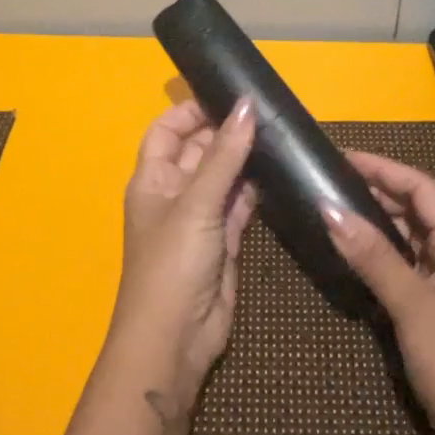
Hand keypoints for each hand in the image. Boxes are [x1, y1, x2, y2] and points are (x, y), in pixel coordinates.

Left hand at [109, 97, 258, 408]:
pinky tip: (282, 171)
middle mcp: (175, 193)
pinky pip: (241, 204)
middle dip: (227, 131)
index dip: (191, 110)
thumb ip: (225, 155)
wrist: (175, 340)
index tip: (228, 93)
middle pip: (200, 150)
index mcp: (153, 179)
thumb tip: (246, 105)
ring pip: (224, 176)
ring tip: (282, 133)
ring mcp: (201, 218)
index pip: (168, 130)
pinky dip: (257, 188)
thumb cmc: (172, 264)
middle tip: (269, 110)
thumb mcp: (196, 204)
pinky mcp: (226, 240)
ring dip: (246, 158)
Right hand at [324, 151, 434, 434]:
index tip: (341, 156)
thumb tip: (330, 209)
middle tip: (327, 180)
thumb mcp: (414, 308)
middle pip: (418, 210)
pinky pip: (410, 268)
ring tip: (333, 208)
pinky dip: (383, 257)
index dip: (383, 168)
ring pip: (412, 240)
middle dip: (376, 192)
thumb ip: (374, 257)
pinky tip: (354, 254)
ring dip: (377, 224)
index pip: (423, 188)